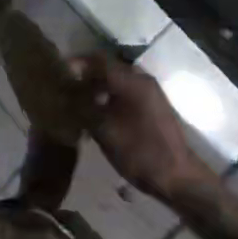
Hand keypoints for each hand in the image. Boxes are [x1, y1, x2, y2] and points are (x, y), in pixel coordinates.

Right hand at [72, 52, 220, 206]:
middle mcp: (141, 80)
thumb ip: (83, 106)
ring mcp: (149, 92)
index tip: (58, 74)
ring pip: (116, 79)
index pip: (97, 59)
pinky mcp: (153, 105)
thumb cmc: (140, 153)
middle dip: (84, 76)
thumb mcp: (104, 130)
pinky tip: (97, 114)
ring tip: (78, 103)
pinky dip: (109, 96)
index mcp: (131, 81)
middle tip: (66, 89)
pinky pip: (125, 91)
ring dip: (96, 87)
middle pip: (107, 67)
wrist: (179, 179)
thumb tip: (65, 92)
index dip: (75, 63)